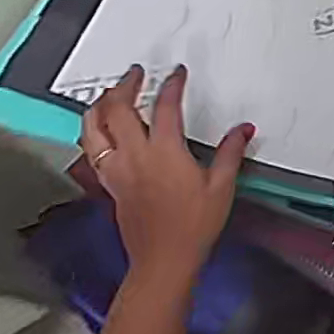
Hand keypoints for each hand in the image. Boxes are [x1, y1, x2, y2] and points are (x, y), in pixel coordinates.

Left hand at [80, 64, 253, 280]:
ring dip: (99, 104)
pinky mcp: (109, 184)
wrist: (164, 260)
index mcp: (164, 152)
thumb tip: (243, 130)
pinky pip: (91, 150)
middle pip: (118, 108)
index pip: (165, 107)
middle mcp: (134, 156)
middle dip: (125, 84)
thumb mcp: (221, 188)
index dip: (171, 85)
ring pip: (93, 126)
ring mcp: (117, 170)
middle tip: (136, 74)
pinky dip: (92, 132)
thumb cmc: (194, 226)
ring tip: (109, 94)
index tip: (176, 74)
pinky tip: (98, 130)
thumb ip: (231, 153)